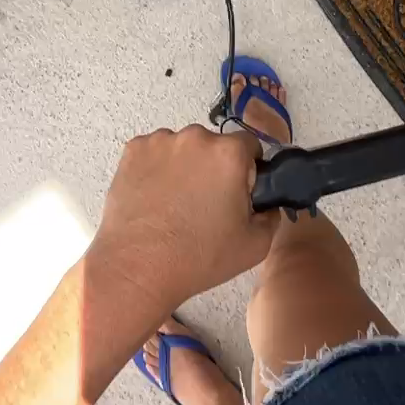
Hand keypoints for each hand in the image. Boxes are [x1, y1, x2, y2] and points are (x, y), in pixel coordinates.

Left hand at [85, 126, 279, 317]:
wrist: (138, 267)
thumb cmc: (198, 257)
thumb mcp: (255, 245)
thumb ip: (271, 214)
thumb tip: (268, 203)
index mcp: (229, 153)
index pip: (249, 146)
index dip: (248, 169)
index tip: (238, 191)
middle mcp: (195, 137)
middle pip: (214, 146)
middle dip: (214, 167)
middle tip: (206, 203)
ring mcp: (160, 141)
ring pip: (182, 148)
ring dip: (184, 166)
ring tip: (175, 203)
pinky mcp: (133, 150)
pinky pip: (153, 153)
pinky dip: (155, 168)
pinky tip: (154, 197)